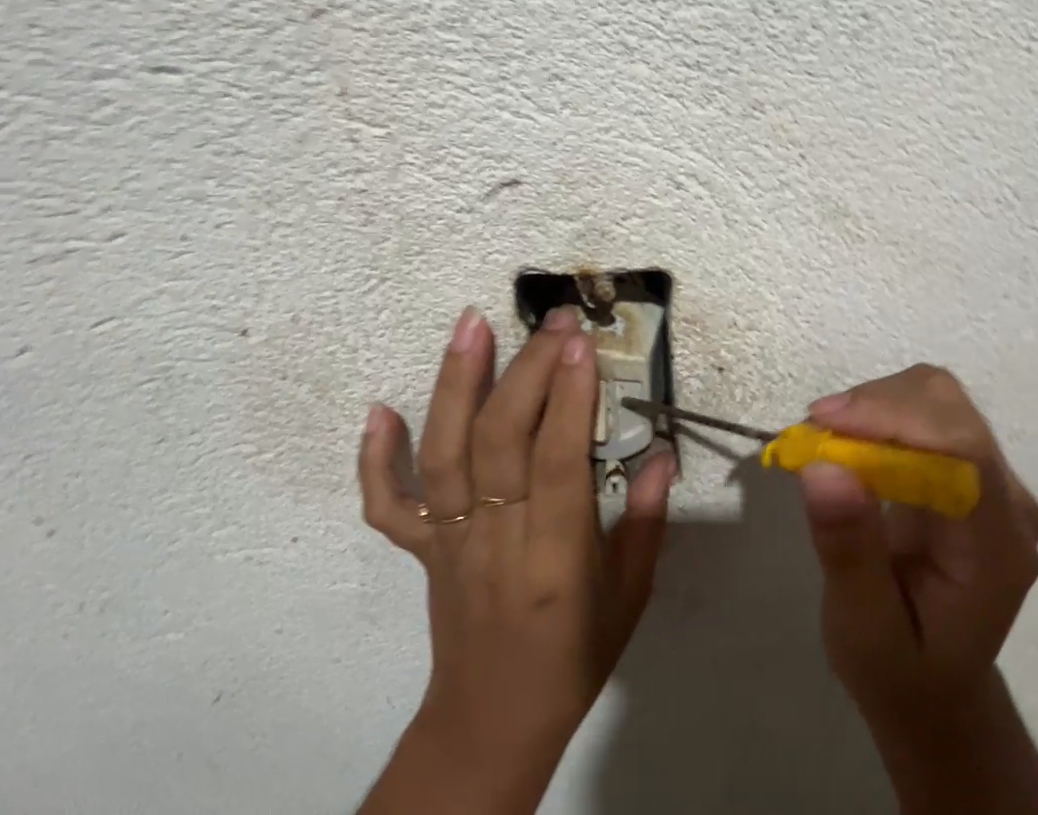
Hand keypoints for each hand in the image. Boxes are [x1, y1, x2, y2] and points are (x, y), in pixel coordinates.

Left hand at [356, 306, 675, 813]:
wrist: (495, 719)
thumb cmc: (575, 658)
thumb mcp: (629, 596)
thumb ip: (645, 521)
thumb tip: (661, 453)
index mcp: (555, 557)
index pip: (556, 458)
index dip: (567, 395)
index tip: (580, 341)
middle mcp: (496, 540)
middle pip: (500, 440)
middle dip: (525, 370)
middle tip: (550, 319)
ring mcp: (450, 542)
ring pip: (445, 453)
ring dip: (455, 383)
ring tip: (470, 323)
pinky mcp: (422, 549)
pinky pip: (389, 504)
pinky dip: (376, 457)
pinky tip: (378, 409)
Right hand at [800, 365, 1037, 814]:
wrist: (935, 691)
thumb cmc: (900, 671)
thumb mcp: (862, 629)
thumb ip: (850, 552)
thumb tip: (823, 465)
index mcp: (996, 548)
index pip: (962, 451)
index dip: (893, 418)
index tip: (822, 421)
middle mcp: (1008, 504)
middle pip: (951, 411)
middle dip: (877, 406)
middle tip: (812, 434)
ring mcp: (993, 486)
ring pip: (938, 401)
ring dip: (875, 406)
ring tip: (821, 441)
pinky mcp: (968, 475)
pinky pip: (927, 419)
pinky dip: (878, 417)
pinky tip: (844, 445)